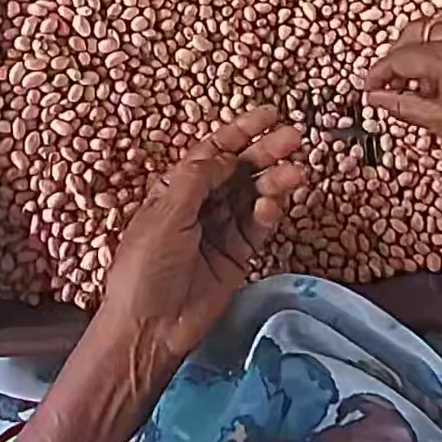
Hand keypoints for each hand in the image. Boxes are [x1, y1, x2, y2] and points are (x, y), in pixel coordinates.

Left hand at [98, 106, 305, 358]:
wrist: (149, 327)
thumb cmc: (145, 267)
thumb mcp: (165, 216)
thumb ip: (196, 180)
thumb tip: (224, 153)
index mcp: (176, 190)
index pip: (212, 152)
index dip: (240, 131)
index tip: (268, 115)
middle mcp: (200, 205)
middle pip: (237, 171)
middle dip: (264, 152)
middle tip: (293, 138)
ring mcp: (219, 230)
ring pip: (252, 196)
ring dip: (272, 181)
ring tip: (295, 170)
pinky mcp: (236, 255)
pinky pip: (256, 227)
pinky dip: (267, 213)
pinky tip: (274, 203)